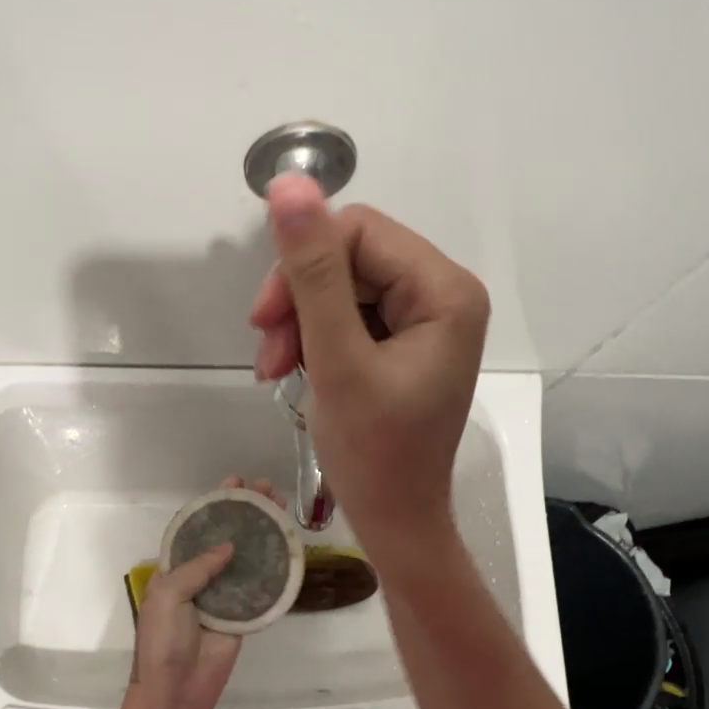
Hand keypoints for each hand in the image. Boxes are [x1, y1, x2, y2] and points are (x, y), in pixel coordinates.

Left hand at [133, 478, 284, 708]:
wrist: (178, 688)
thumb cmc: (163, 640)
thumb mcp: (168, 595)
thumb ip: (197, 567)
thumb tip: (229, 546)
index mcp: (176, 570)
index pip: (199, 529)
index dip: (216, 505)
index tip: (235, 483)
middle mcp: (202, 578)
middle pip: (228, 538)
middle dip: (246, 513)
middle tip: (267, 488)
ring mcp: (226, 596)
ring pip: (249, 558)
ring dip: (264, 533)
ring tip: (282, 506)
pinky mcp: (246, 615)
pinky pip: (263, 587)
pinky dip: (276, 567)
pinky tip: (289, 545)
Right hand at [250, 173, 489, 548]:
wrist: (396, 523)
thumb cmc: (374, 454)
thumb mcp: (336, 360)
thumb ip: (311, 274)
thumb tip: (289, 185)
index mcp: (446, 291)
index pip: (359, 232)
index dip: (302, 264)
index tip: (263, 320)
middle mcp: (444, 295)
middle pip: (351, 259)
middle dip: (300, 302)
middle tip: (268, 355)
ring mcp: (426, 322)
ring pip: (343, 289)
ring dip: (300, 324)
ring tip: (276, 370)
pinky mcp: (405, 346)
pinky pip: (351, 318)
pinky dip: (316, 341)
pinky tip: (297, 371)